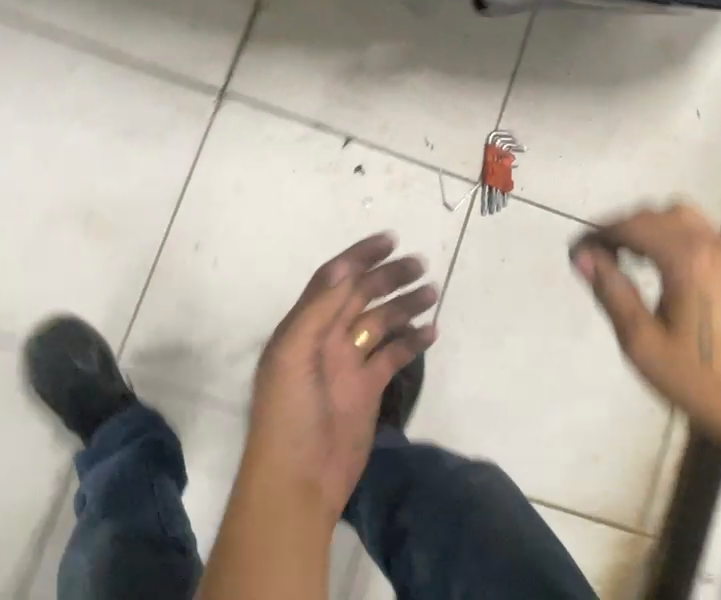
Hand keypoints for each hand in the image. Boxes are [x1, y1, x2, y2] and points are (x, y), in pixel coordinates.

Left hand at [243, 233, 438, 518]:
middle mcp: (326, 337)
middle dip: (389, 277)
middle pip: (362, 296)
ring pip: (381, 322)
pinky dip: (412, 341)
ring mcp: (349, 363)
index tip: (389, 239)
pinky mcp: (369, 389)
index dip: (359, 257)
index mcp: (304, 325)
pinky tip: (432, 331)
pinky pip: (393, 355)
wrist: (298, 480)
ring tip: (432, 291)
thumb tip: (344, 266)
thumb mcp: (293, 353)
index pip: (334, 279)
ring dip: (405, 305)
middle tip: (420, 264)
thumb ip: (318, 308)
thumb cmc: (288, 413)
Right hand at [571, 203, 720, 452]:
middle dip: (624, 226)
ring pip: (684, 218)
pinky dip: (675, 238)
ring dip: (651, 228)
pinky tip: (663, 270)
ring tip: (627, 258)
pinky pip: (703, 235)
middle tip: (598, 255)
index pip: (632, 225)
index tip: (576, 253)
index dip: (599, 233)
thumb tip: (582, 256)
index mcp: (687, 258)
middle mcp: (713, 244)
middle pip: (659, 214)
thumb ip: (611, 291)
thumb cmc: (705, 383)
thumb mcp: (643, 344)